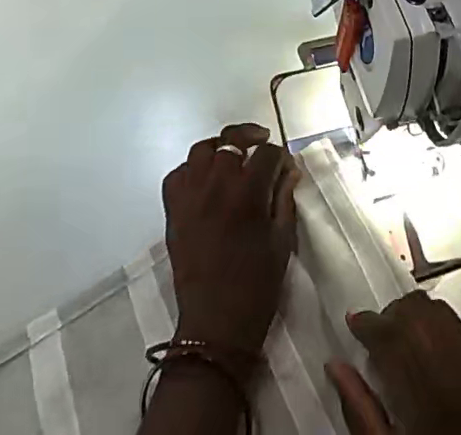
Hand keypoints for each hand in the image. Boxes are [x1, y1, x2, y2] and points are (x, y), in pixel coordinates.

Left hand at [162, 122, 298, 362]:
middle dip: (250, 138)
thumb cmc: (257, 286)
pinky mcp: (172, 206)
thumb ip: (284, 199)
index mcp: (248, 192)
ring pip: (202, 151)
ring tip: (231, 157)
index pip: (266, 154)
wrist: (215, 322)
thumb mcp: (282, 242)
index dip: (279, 155)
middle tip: (261, 142)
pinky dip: (192, 171)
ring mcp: (189, 193)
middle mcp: (216, 183)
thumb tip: (289, 170)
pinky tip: (205, 181)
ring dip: (219, 149)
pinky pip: (179, 173)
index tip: (284, 163)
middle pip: (231, 141)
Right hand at [325, 292, 460, 434]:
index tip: (355, 327)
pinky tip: (428, 357)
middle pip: (417, 312)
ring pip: (441, 313)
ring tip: (402, 344)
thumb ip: (360, 410)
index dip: (367, 324)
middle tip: (377, 339)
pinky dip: (438, 332)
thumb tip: (336, 367)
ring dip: (414, 319)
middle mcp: (459, 374)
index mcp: (427, 395)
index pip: (392, 333)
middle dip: (390, 317)